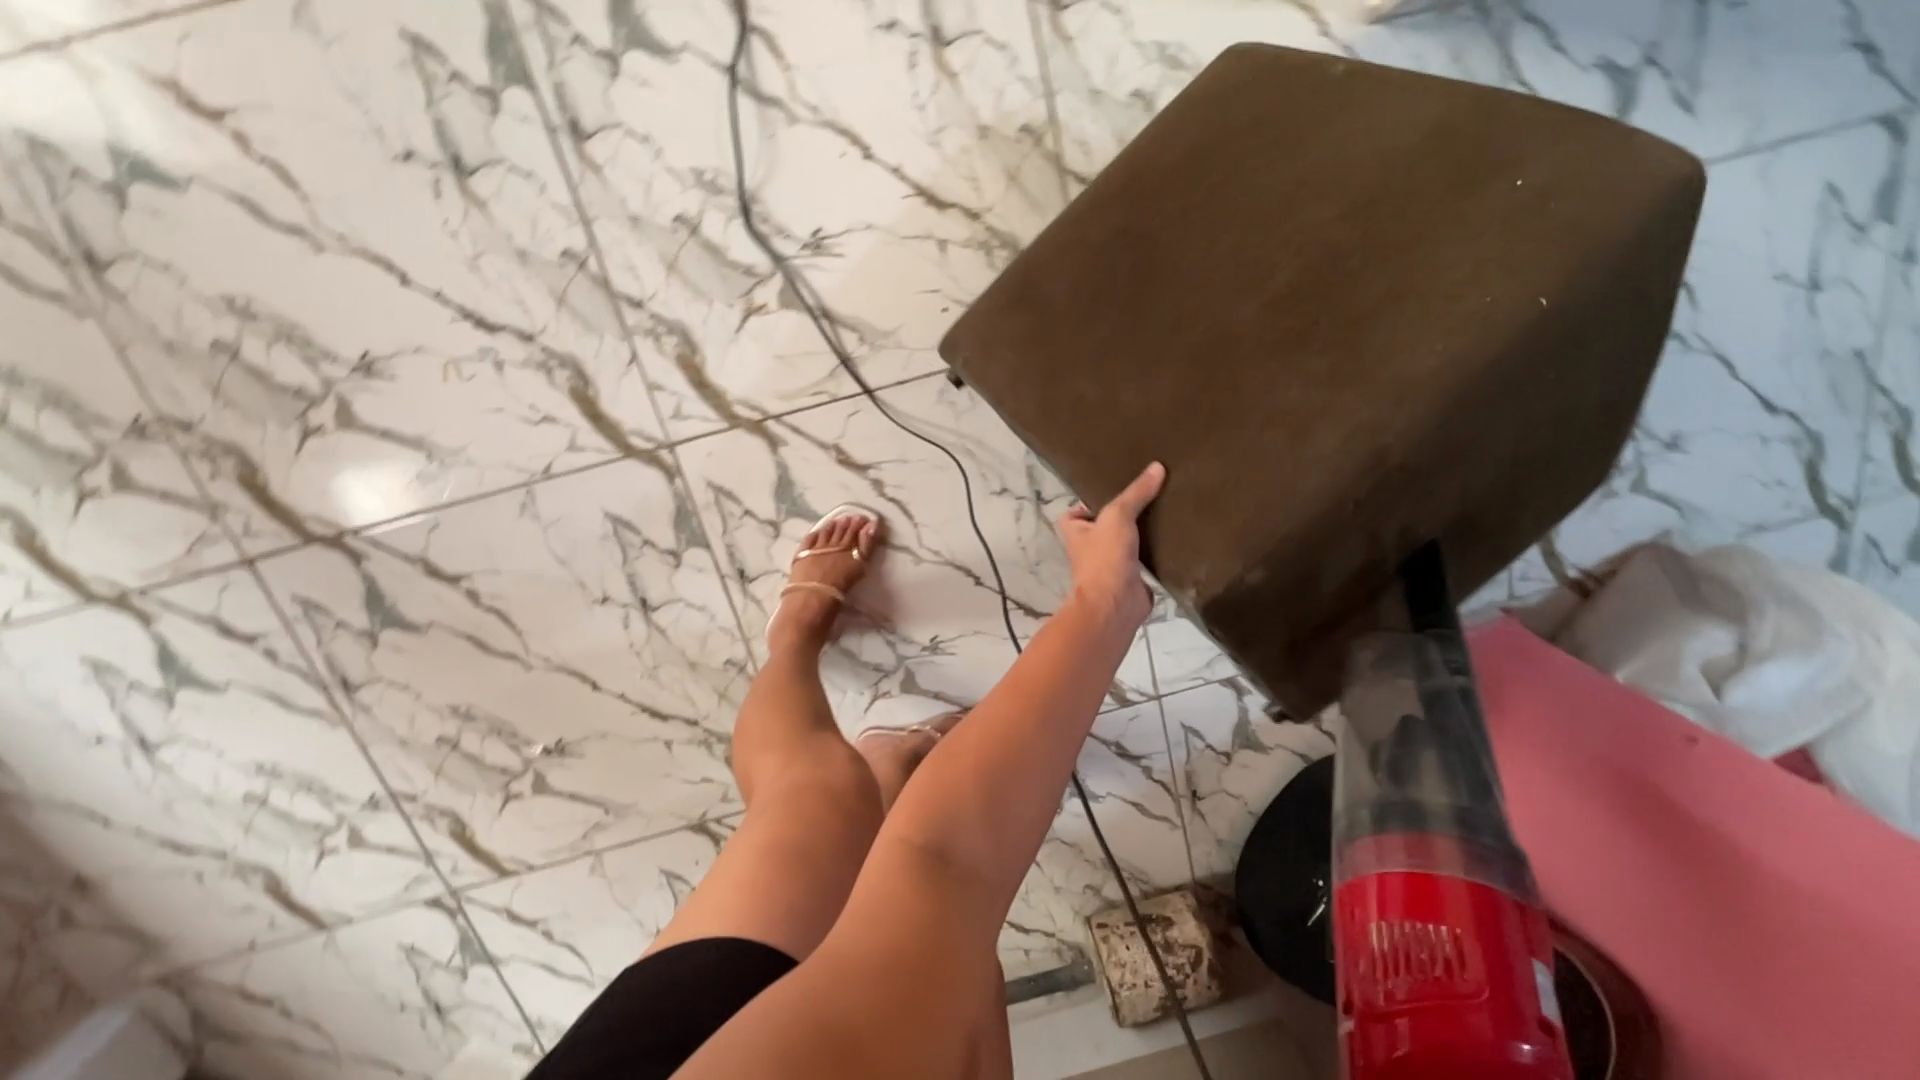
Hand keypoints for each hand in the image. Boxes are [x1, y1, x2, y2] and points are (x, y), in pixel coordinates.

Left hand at [1058, 462, 1165, 627]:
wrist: (1115, 605)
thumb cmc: (1105, 557)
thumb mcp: (1118, 515)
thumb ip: (1136, 493)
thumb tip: (1157, 466)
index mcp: (1075, 529)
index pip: (1081, 507)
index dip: (1096, 497)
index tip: (1122, 483)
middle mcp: (1090, 545)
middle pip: (1110, 520)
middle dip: (1128, 510)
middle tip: (1154, 489)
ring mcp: (1111, 561)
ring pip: (1130, 537)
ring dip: (1145, 528)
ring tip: (1170, 504)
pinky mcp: (1133, 575)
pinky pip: (1147, 554)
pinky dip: (1159, 547)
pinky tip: (1177, 532)